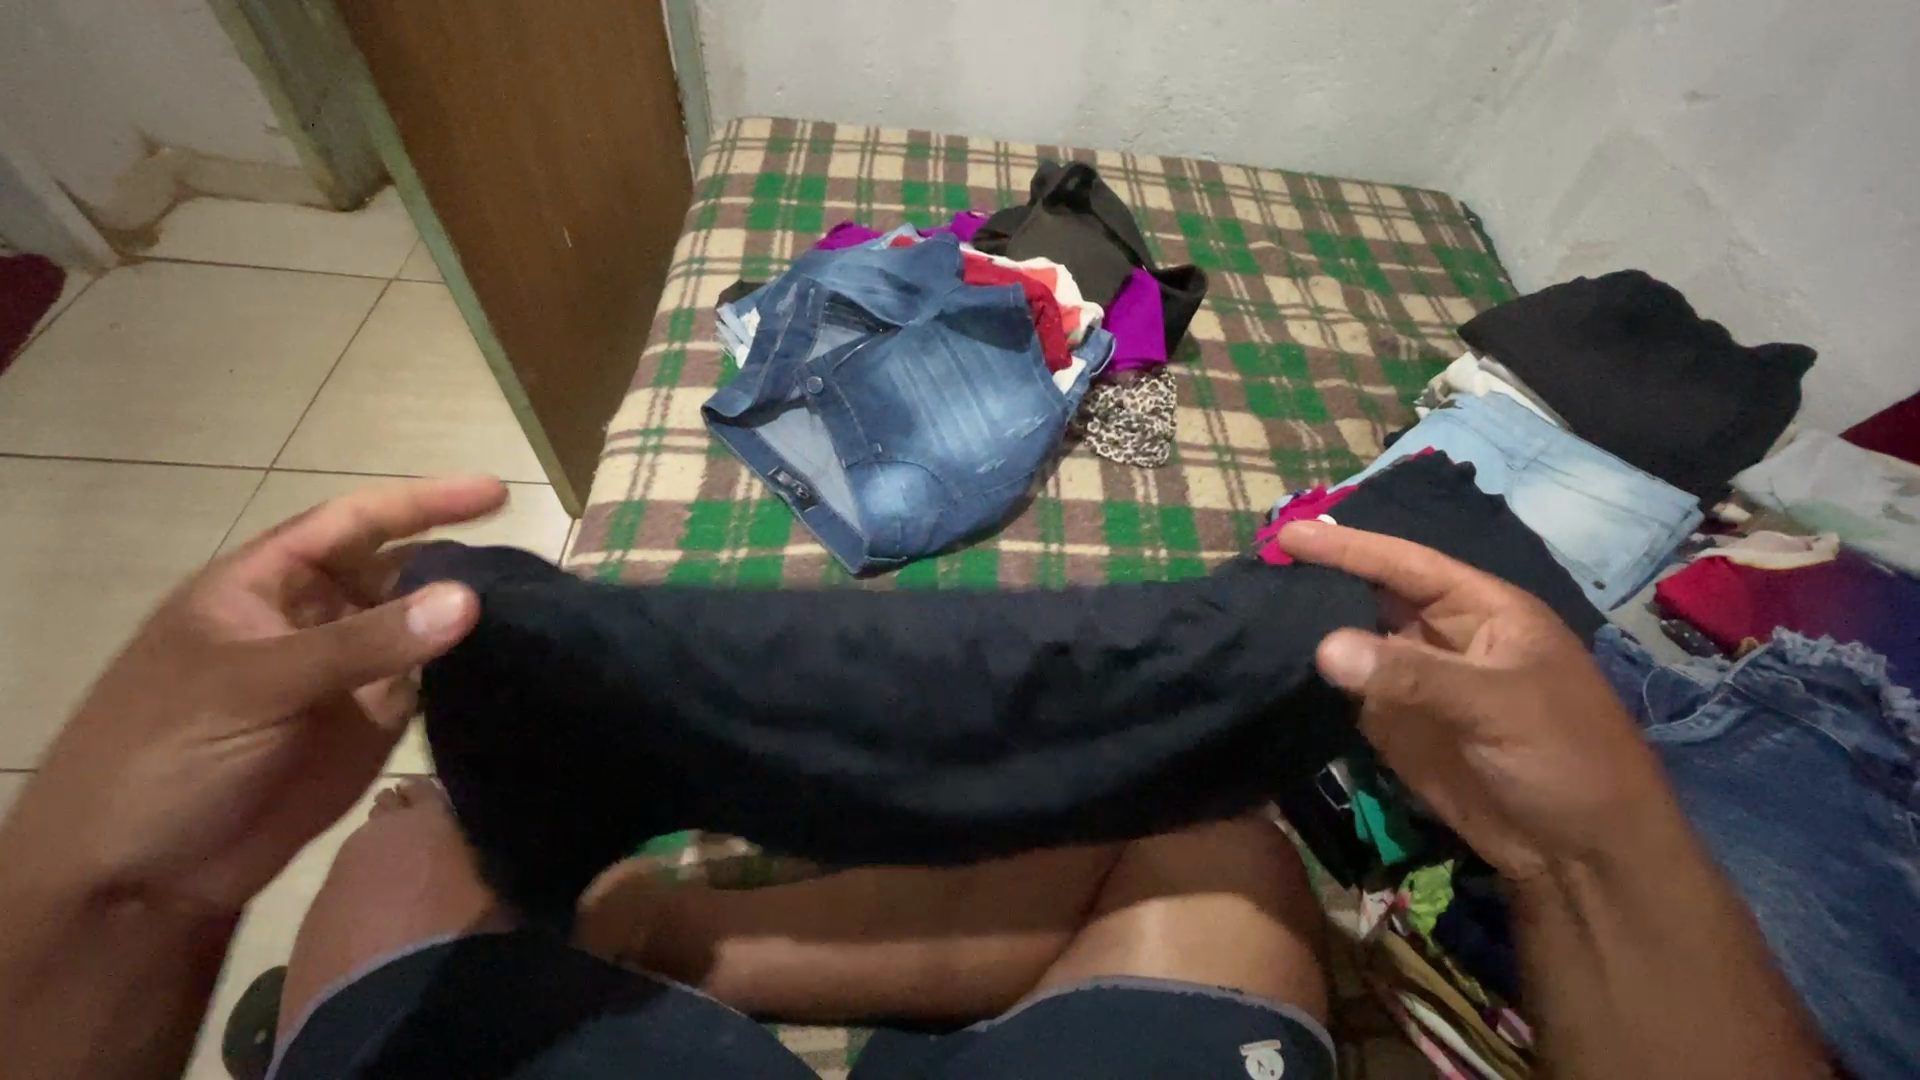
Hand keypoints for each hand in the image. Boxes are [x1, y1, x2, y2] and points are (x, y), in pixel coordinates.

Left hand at [0, 476, 508, 915]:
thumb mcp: (252, 685)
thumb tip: (471, 600)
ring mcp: (356, 666)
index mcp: (269, 584)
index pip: (355, 523)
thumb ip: (364, 642)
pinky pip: (441, 674)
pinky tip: (520, 651)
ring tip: (543, 602)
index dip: (423, 501)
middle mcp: (321, 615)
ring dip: (479, 612)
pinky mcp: (383, 713)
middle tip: (533, 563)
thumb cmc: (164, 754)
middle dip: (465, 559)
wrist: (147, 873)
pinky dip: (478, 662)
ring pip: (430, 621)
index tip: (496, 491)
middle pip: (405, 568)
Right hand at [1277, 521, 1676, 883]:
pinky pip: (1345, 688)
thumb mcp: (1498, 705)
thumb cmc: (1566, 759)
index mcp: (1482, 611)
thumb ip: (1411, 673)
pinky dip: (1311, 675)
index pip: (1404, 565)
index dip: (1347, 547)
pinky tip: (1272, 659)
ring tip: (1251, 605)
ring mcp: (1414, 680)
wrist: (1580, 856)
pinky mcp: (1393, 721)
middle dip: (1320, 577)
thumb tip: (1321, 647)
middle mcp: (1441, 636)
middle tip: (1260, 564)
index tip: (1287, 533)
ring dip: (1309, 624)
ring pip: (1352, 639)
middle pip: (1370, 595)